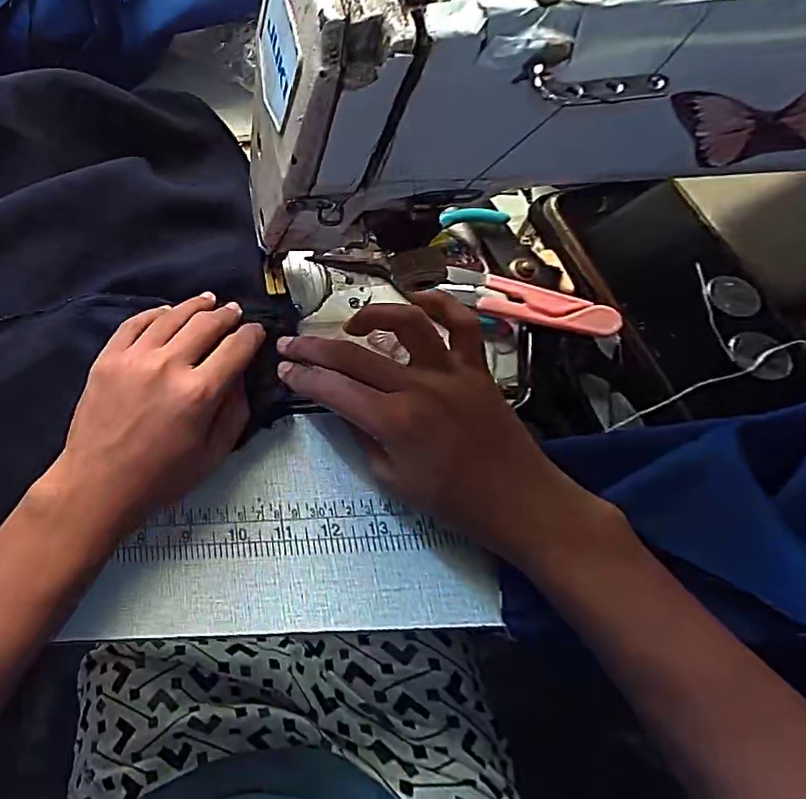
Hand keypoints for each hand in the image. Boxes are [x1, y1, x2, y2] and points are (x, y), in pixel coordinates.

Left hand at [40, 293, 266, 540]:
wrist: (98, 484)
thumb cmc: (160, 478)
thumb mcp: (213, 455)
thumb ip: (234, 411)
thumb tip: (240, 374)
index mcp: (198, 393)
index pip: (235, 348)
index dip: (251, 335)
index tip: (255, 330)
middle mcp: (168, 366)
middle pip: (206, 324)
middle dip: (226, 315)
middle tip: (234, 312)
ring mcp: (134, 358)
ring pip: (171, 316)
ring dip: (194, 306)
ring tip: (207, 301)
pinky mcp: (108, 358)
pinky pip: (135, 323)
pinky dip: (155, 313)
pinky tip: (165, 312)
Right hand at [277, 290, 614, 568]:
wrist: (521, 503)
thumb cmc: (452, 501)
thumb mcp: (391, 480)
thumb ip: (361, 436)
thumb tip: (338, 404)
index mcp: (394, 423)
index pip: (334, 389)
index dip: (302, 376)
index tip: (283, 368)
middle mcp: (419, 389)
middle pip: (354, 355)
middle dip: (312, 348)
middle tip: (289, 343)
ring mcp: (451, 373)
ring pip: (407, 324)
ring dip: (371, 316)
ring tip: (350, 325)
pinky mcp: (477, 368)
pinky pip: (462, 325)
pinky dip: (439, 305)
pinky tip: (416, 301)